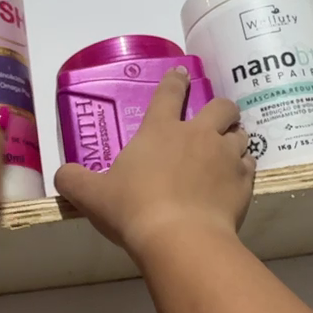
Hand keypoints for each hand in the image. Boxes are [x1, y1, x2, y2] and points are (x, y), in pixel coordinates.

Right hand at [53, 67, 253, 264]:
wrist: (180, 238)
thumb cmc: (132, 210)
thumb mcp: (91, 196)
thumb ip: (73, 180)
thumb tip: (62, 175)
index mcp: (160, 130)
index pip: (169, 93)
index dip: (175, 81)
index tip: (181, 73)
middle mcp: (198, 135)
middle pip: (221, 106)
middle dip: (220, 108)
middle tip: (215, 119)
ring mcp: (225, 156)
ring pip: (240, 135)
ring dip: (234, 139)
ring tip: (227, 151)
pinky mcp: (243, 181)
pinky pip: (249, 165)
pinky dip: (243, 168)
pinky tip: (234, 179)